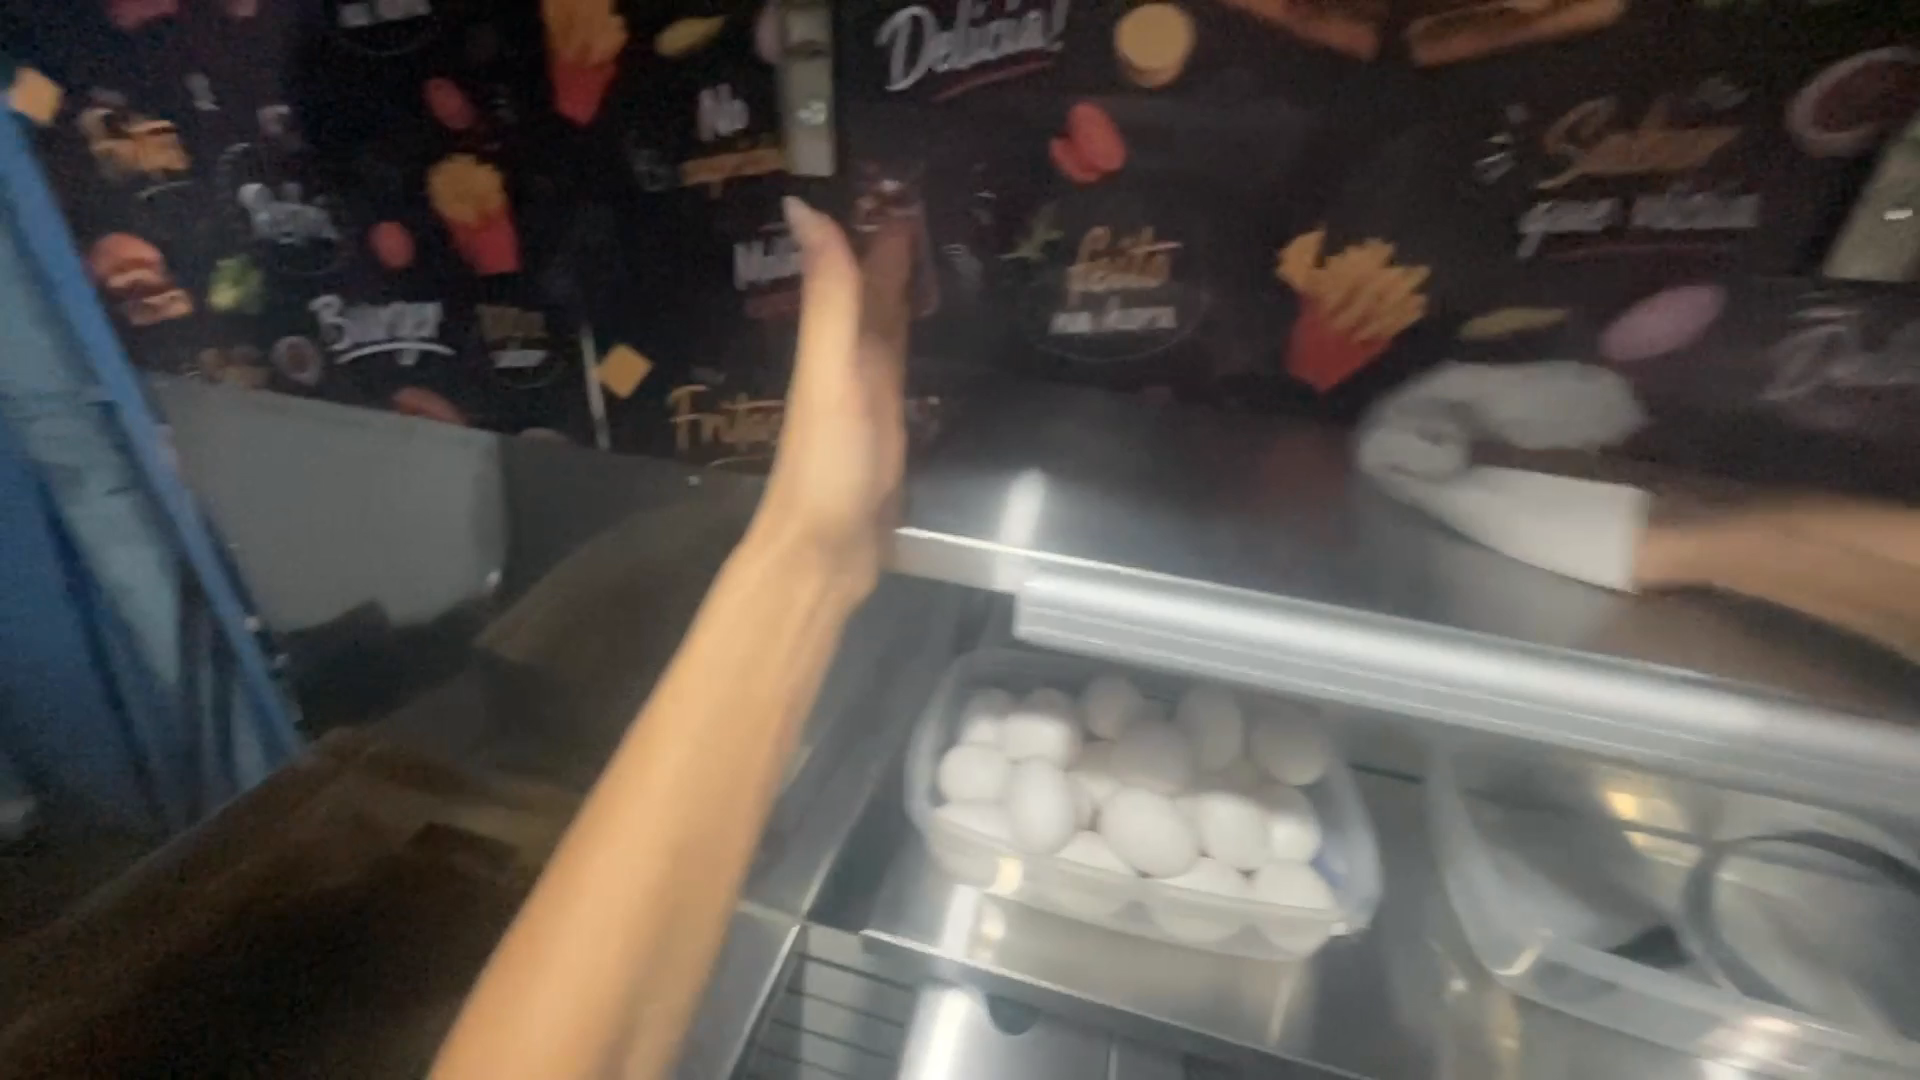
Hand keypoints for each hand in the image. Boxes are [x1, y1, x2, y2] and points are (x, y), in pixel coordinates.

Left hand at [744, 197, 912, 594]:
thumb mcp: (830, 374)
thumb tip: (803, 205)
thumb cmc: (827, 464)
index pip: (857, 271)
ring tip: (941, 252)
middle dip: (897, 251)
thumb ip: (828, 299)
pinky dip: (914, 344)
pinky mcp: (892, 434)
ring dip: (907, 292)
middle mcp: (851, 364)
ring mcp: (872, 400)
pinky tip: (929, 335)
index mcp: (836, 345)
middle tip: (935, 203)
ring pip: (890, 330)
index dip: (874, 227)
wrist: (825, 551)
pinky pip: (904, 372)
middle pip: (875, 297)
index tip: (903, 178)